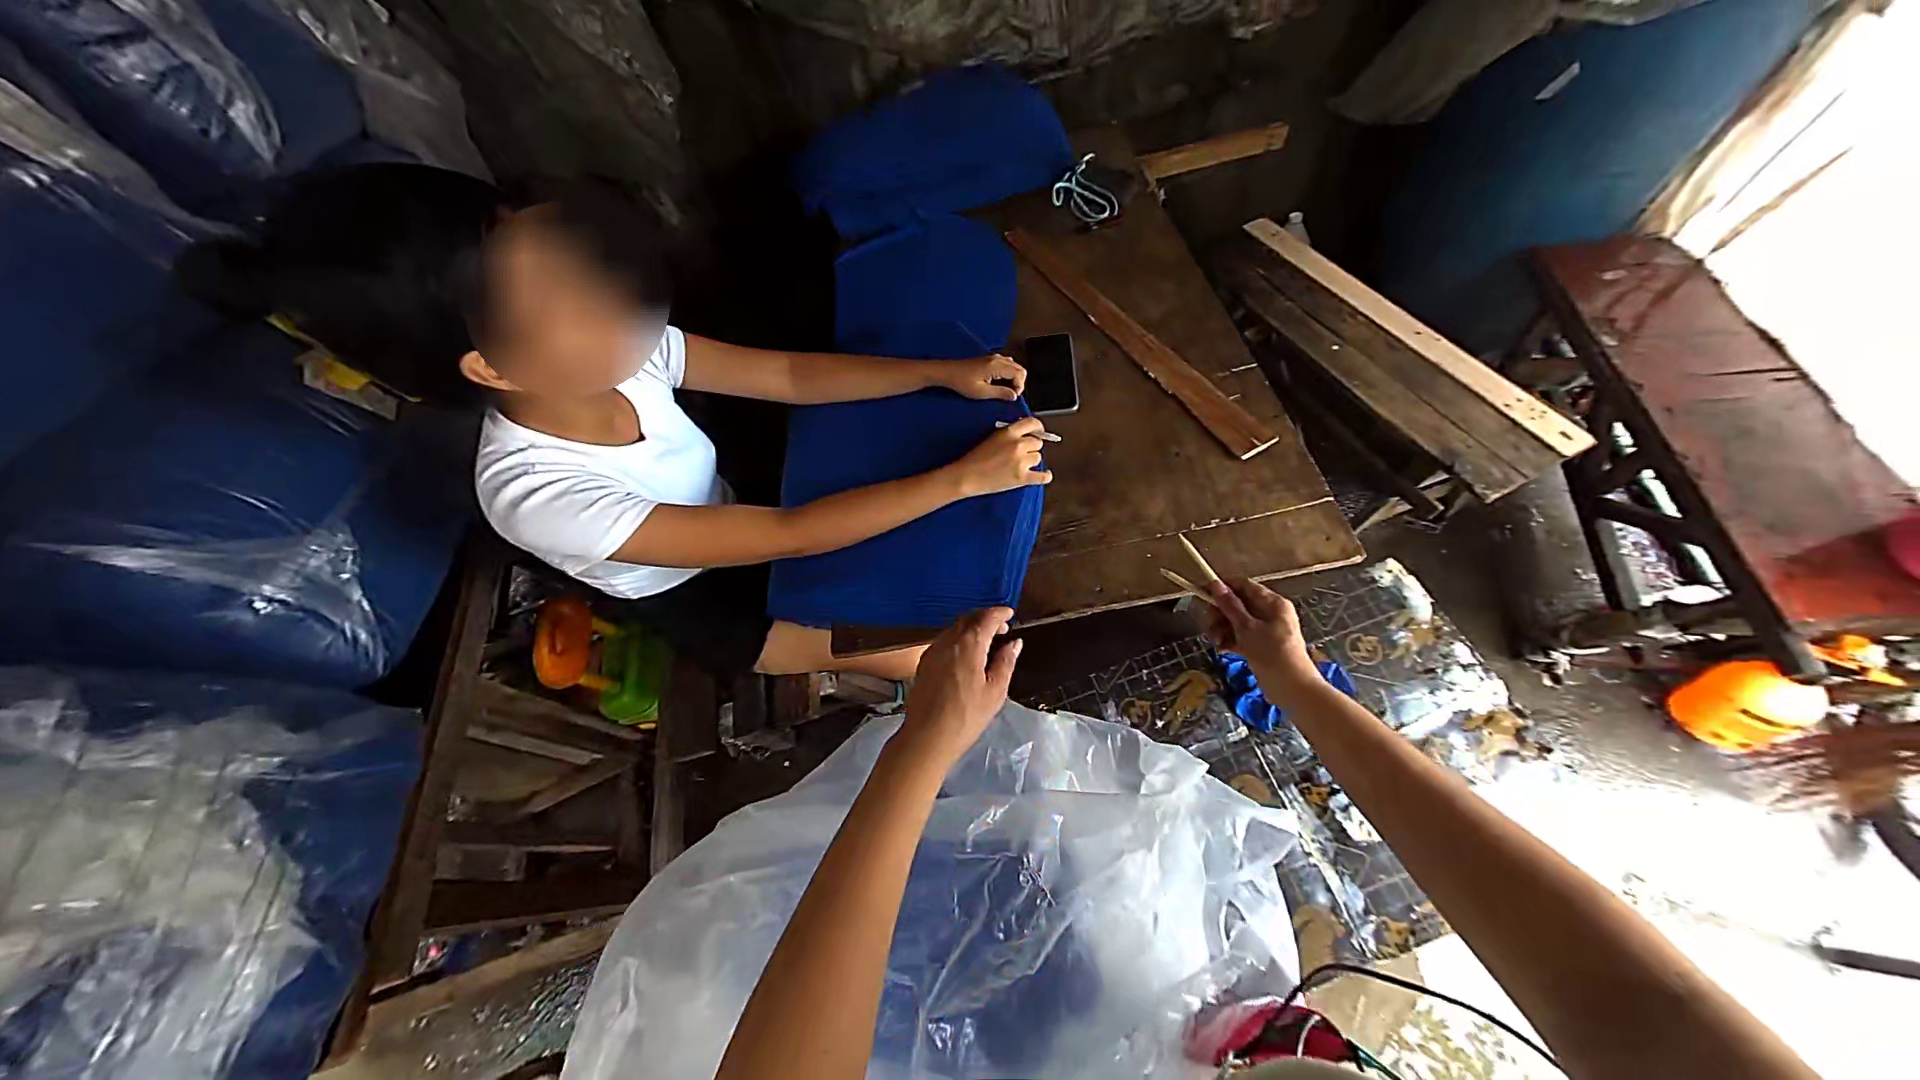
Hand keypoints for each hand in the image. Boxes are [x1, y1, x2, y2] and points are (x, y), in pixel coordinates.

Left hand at [896, 607, 1021, 768]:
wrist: (927, 736)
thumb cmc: (966, 716)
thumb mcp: (995, 691)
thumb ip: (1006, 662)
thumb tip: (1014, 643)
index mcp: (968, 644)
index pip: (986, 618)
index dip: (1000, 613)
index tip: (1010, 614)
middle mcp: (948, 641)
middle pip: (968, 618)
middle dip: (985, 618)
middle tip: (1001, 628)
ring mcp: (932, 651)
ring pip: (954, 628)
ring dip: (971, 628)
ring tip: (986, 641)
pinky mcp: (924, 662)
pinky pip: (944, 640)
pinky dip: (958, 639)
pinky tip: (965, 654)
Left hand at [941, 354, 1026, 401]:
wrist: (948, 372)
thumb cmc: (962, 382)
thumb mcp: (982, 392)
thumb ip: (1000, 393)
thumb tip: (1013, 396)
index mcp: (996, 366)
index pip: (1019, 373)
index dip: (1020, 386)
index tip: (1014, 396)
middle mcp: (997, 359)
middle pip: (1019, 368)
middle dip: (1019, 382)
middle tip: (1012, 394)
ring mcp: (994, 358)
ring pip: (1014, 366)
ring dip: (1014, 378)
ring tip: (1007, 390)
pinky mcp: (990, 360)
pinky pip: (1006, 365)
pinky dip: (1008, 374)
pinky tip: (1001, 383)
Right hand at [949, 417, 1052, 495]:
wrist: (966, 476)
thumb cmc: (974, 458)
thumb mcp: (992, 437)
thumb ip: (1010, 434)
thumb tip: (1027, 434)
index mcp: (1009, 433)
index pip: (1033, 423)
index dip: (1037, 428)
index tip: (1038, 431)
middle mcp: (1017, 445)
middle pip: (1037, 443)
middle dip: (1031, 448)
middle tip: (1021, 454)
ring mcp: (1021, 462)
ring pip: (1038, 458)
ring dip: (1031, 461)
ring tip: (1019, 465)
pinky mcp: (1022, 478)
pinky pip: (1043, 477)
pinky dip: (1044, 476)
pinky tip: (1044, 475)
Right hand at [1204, 578, 1319, 699]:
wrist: (1291, 688)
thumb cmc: (1272, 653)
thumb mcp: (1247, 627)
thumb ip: (1230, 605)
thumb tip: (1215, 584)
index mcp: (1272, 603)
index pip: (1243, 586)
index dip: (1223, 588)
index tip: (1203, 594)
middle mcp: (1269, 613)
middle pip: (1237, 604)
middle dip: (1220, 614)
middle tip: (1209, 624)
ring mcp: (1265, 630)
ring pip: (1236, 621)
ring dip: (1222, 629)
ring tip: (1215, 642)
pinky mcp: (1260, 646)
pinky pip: (1240, 636)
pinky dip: (1229, 640)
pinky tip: (1222, 648)